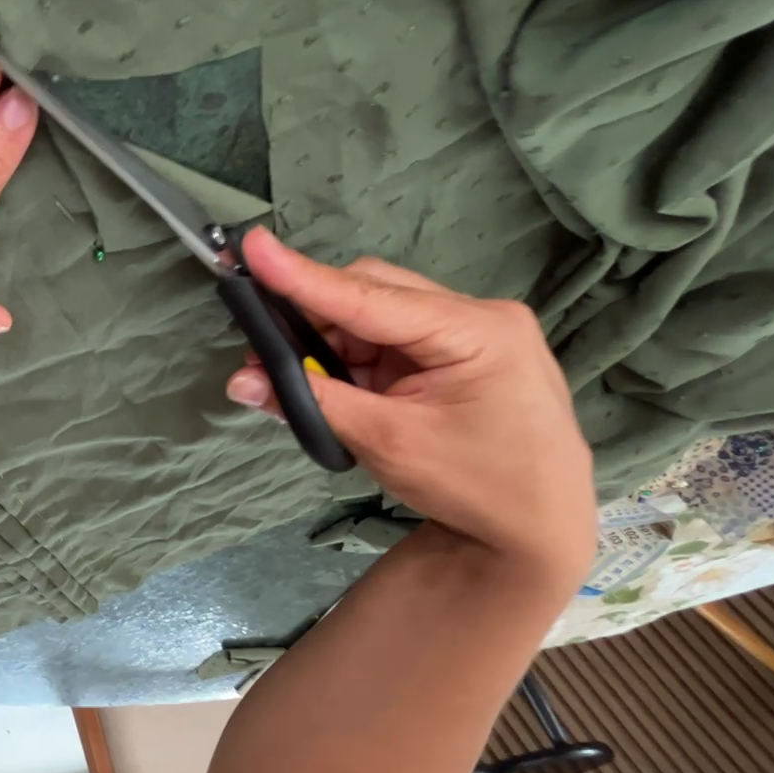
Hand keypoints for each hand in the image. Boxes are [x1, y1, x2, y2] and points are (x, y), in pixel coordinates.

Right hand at [224, 229, 596, 579]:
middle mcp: (474, 317)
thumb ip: (310, 403)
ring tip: (299, 383)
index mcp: (474, 330)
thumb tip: (240, 380)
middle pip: (370, 291)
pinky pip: (381, 341)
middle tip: (263, 352)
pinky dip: (346, 362)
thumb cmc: (473, 482)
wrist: (533, 526)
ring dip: (326, 344)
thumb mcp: (384, 441)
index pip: (367, 296)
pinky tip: (334, 389)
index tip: (252, 246)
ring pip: (370, 316)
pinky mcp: (449, 356)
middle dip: (311, 317)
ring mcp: (464, 334)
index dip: (301, 276)